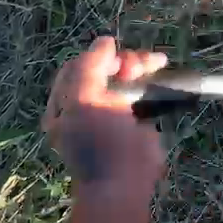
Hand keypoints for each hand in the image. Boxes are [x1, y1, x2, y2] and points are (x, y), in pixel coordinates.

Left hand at [42, 37, 168, 203]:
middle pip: (103, 67)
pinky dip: (149, 75)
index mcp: (63, 106)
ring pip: (124, 74)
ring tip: (156, 62)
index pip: (76, 67)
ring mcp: (110, 111)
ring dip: (139, 63)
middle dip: (121, 60)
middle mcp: (84, 106)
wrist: (124, 181)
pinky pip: (140, 86)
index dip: (95, 57)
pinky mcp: (134, 116)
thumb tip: (105, 41)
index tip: (113, 58)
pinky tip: (160, 68)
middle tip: (136, 66)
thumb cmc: (98, 142)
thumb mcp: (83, 101)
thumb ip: (89, 68)